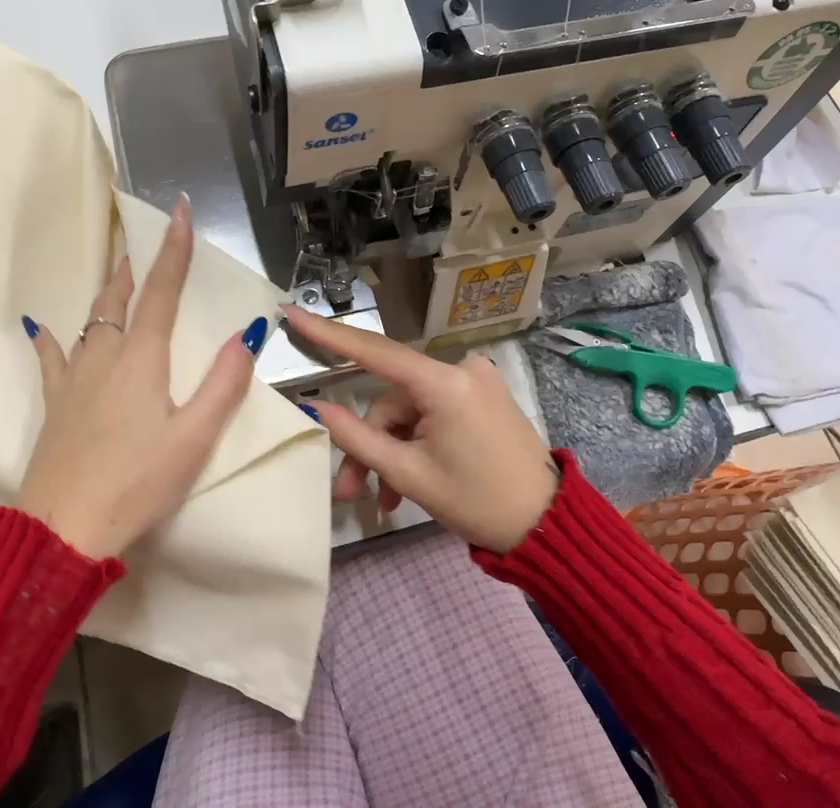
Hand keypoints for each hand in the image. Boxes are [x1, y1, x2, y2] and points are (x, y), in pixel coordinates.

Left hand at [16, 194, 263, 559]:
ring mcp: (73, 380)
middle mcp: (104, 357)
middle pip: (119, 299)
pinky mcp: (54, 405)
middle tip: (143, 244)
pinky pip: (52, 359)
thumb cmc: (137, 483)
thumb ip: (223, 384)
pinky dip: (49, 339)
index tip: (180, 210)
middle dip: (135, 267)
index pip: (162, 291)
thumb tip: (245, 332)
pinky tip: (39, 328)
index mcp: (142, 360)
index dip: (173, 249)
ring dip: (106, 294)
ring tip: (116, 275)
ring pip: (88, 322)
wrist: (62, 527)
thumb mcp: (194, 438)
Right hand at [286, 305, 558, 553]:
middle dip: (369, 445)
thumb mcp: (409, 473)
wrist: (547, 525)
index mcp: (446, 383)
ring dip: (392, 454)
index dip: (329, 334)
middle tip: (350, 491)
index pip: (375, 351)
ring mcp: (475, 382)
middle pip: (391, 400)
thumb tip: (315, 409)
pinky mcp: (482, 398)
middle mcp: (462, 369)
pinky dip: (416, 446)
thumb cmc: (478, 502)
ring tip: (384, 499)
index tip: (292, 313)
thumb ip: (357, 438)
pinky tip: (407, 488)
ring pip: (409, 413)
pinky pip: (432, 415)